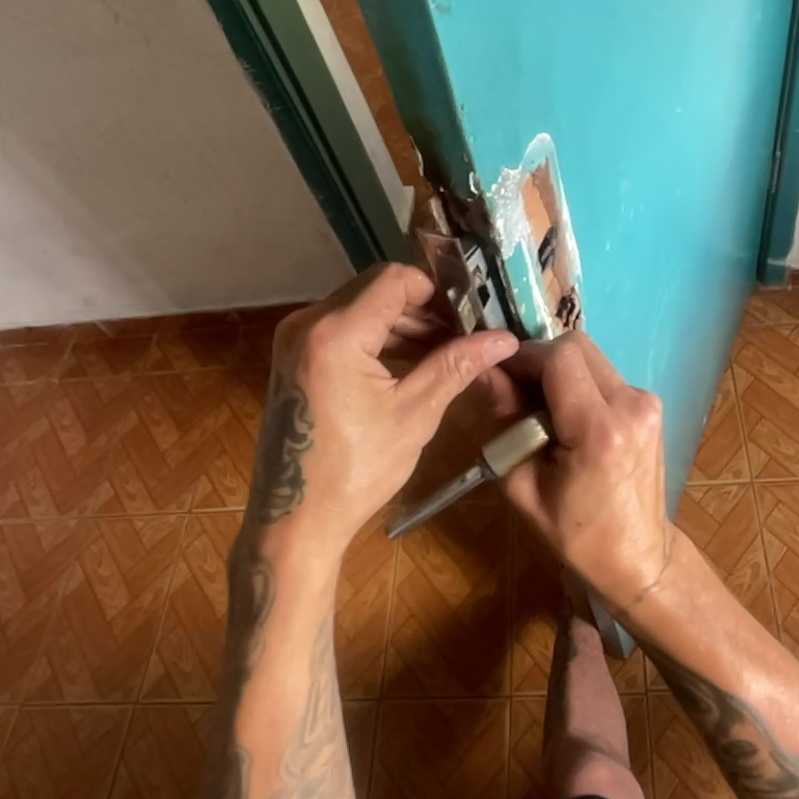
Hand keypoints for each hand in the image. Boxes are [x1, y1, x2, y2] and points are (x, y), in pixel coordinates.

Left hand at [251, 263, 517, 552]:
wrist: (296, 518)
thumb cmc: (357, 471)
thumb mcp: (415, 414)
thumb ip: (457, 365)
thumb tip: (504, 339)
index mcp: (336, 333)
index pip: (395, 280)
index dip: (436, 291)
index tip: (470, 313)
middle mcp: (307, 323)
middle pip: (376, 288)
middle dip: (423, 307)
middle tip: (464, 332)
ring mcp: (295, 339)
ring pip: (360, 306)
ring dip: (401, 322)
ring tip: (445, 348)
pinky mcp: (294, 356)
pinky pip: (342, 327)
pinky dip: (376, 337)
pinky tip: (411, 360)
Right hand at [500, 332, 674, 608]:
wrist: (638, 558)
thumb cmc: (575, 534)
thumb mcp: (523, 486)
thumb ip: (505, 422)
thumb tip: (486, 372)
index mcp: (599, 430)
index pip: (559, 358)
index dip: (524, 357)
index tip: (500, 373)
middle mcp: (631, 406)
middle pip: (578, 347)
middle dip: (541, 358)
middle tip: (516, 388)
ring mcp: (647, 403)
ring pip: (592, 358)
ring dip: (560, 371)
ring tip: (538, 406)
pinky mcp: (650, 406)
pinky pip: (604, 376)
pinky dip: (579, 383)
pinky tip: (565, 416)